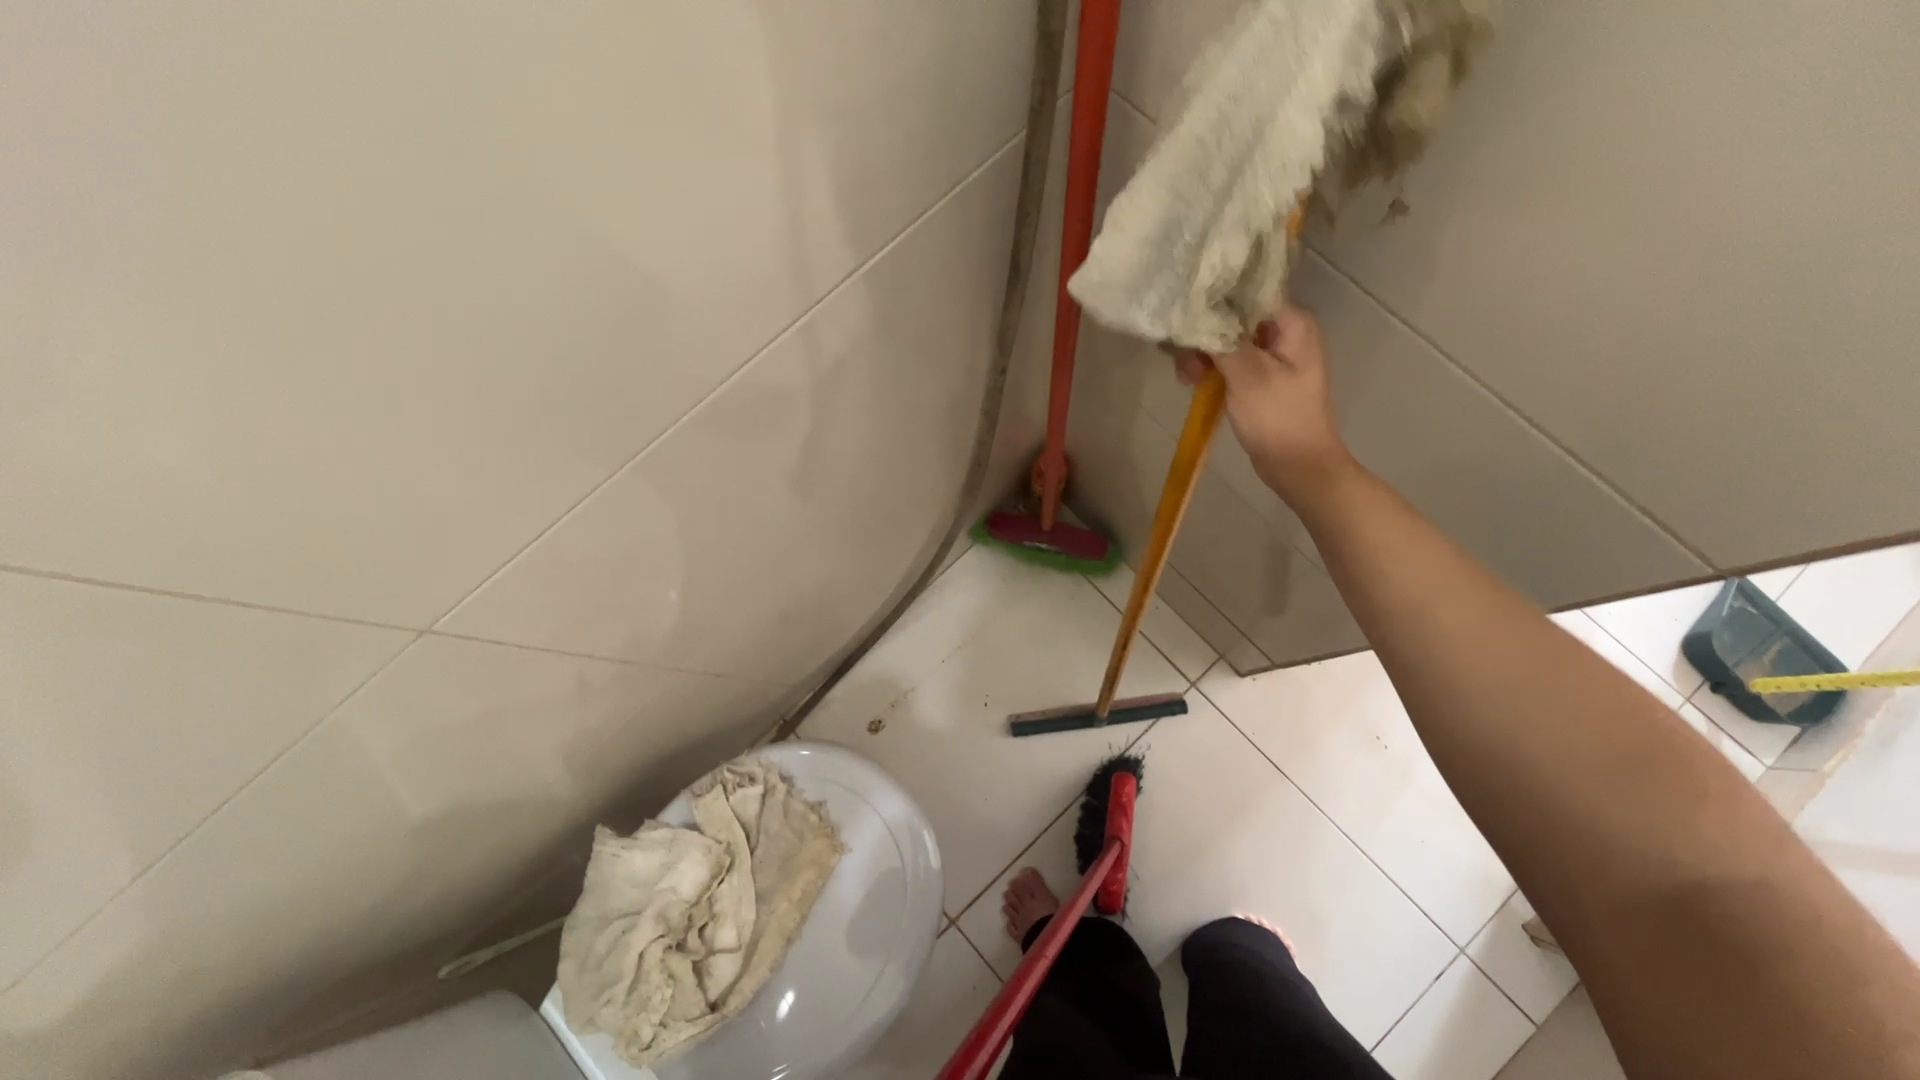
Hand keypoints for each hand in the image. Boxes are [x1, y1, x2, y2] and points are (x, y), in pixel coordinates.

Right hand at [1172, 303, 1353, 502]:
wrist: (1297, 465)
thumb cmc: (1278, 418)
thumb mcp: (1248, 375)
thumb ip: (1221, 340)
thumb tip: (1196, 310)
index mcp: (1292, 322)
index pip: (1248, 291)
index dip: (1215, 297)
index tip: (1186, 311)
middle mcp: (1284, 330)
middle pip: (1233, 315)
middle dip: (1205, 333)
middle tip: (1185, 360)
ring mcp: (1271, 354)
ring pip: (1226, 338)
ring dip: (1202, 354)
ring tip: (1187, 378)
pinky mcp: (1258, 375)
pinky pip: (1228, 360)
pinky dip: (1210, 369)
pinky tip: (1193, 383)